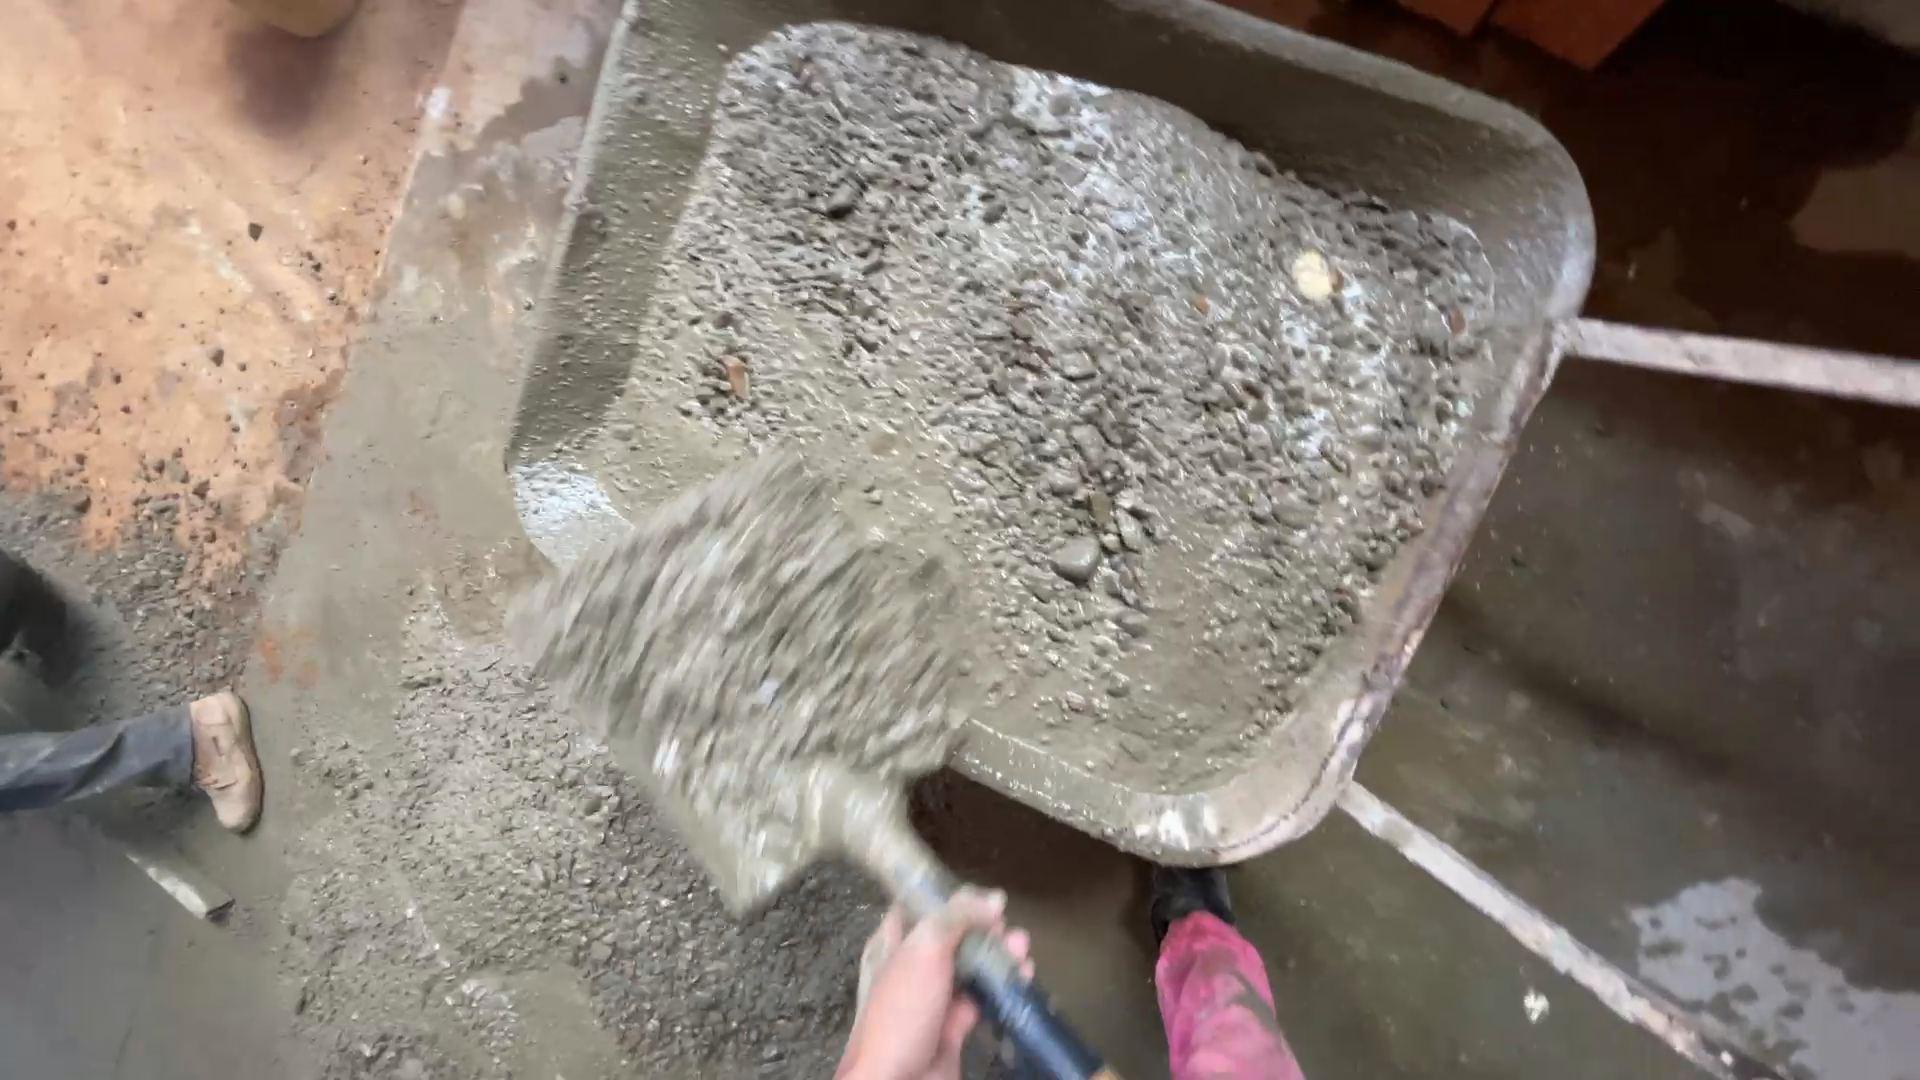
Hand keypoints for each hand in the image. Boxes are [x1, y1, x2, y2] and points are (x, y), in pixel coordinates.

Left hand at [837, 888, 1033, 1079]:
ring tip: (1023, 946)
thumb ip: (958, 917)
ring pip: (967, 968)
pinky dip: (1000, 988)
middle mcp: (910, 967)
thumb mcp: (925, 949)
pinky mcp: (951, 1029)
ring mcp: (931, 999)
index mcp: (892, 943)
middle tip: (1006, 922)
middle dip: (981, 927)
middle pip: (950, 937)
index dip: (947, 895)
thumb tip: (995, 898)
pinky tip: (1022, 976)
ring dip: (996, 955)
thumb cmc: (902, 1009)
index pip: (918, 905)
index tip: (979, 892)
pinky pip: (979, 1000)